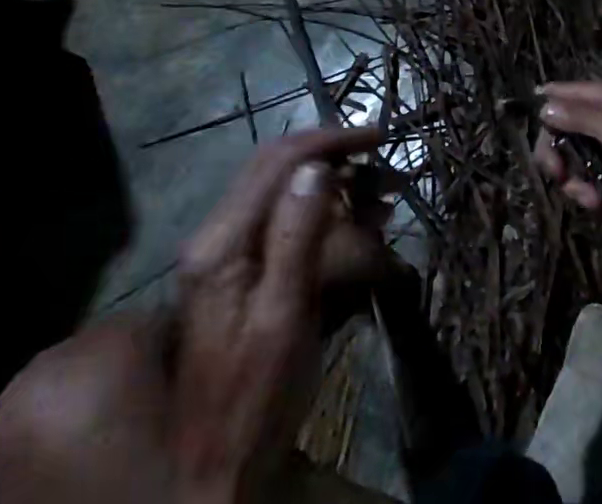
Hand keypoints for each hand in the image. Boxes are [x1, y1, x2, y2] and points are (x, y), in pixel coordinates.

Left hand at [169, 127, 378, 500]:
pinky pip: (286, 220)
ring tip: (385, 197)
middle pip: (278, 168)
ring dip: (336, 185)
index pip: (277, 162)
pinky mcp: (241, 269)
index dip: (329, 140)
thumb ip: (297, 237)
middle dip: (335, 157)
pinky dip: (326, 212)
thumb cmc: (256, 395)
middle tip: (386, 164)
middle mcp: (219, 235)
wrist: (215, 464)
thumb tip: (318, 168)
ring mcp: (227, 251)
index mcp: (223, 241)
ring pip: (284, 190)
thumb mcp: (284, 315)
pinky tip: (362, 226)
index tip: (378, 138)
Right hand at [535, 81, 601, 208]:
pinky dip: (582, 190)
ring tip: (589, 198)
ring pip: (564, 157)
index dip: (545, 119)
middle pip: (554, 130)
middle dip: (554, 158)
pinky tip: (598, 202)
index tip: (548, 146)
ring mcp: (599, 141)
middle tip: (561, 177)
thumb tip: (543, 108)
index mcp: (600, 96)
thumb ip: (582, 119)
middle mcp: (596, 113)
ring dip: (570, 180)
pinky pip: (578, 175)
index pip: (555, 96)